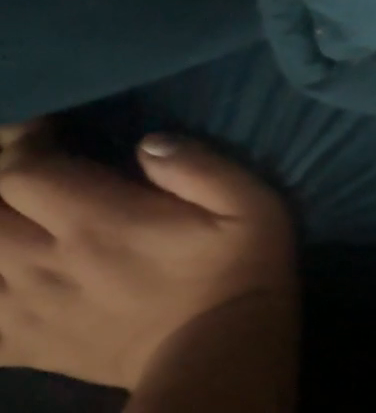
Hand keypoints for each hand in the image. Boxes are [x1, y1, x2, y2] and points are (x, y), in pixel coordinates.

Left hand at [0, 123, 296, 390]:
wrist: (218, 348)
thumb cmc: (241, 264)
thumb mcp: (251, 203)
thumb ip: (200, 168)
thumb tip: (150, 142)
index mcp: (97, 223)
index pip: (21, 171)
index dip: (25, 140)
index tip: (54, 127)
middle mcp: (41, 261)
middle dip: (1, 181)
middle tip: (34, 164)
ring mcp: (20, 305)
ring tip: (23, 211)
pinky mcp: (15, 339)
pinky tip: (15, 263)